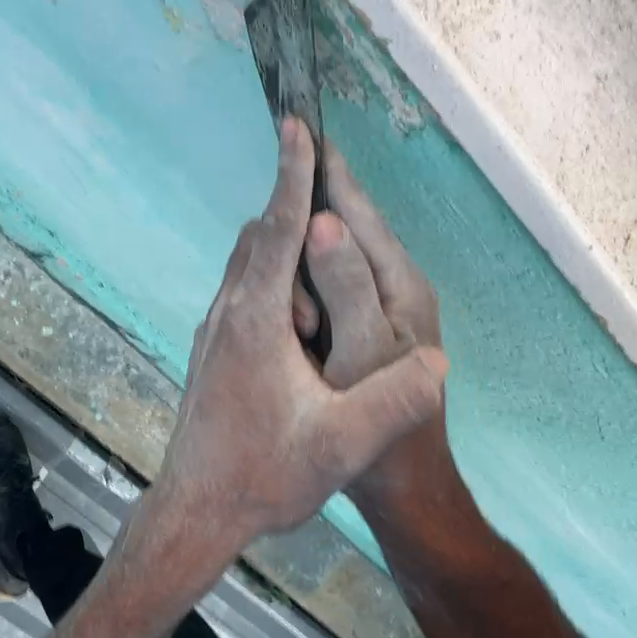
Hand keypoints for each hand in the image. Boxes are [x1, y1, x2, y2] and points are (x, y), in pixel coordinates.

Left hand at [148, 119, 448, 568]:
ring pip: (250, 266)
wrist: (197, 511)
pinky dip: (275, 287)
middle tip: (342, 236)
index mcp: (257, 319)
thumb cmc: (264, 477)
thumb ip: (394, 400)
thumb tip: (439, 363)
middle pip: (263, 239)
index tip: (298, 126)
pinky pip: (244, 292)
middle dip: (301, 221)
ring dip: (289, 263)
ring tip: (328, 308)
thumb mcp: (341, 444)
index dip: (294, 175)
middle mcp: (228, 312)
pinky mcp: (210, 350)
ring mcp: (213, 330)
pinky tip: (304, 331)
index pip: (281, 229)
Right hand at [304, 142, 451, 511]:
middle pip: (345, 229)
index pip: (360, 212)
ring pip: (332, 259)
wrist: (401, 489)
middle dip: (307, 216)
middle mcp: (393, 287)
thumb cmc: (384, 425)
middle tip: (270, 205)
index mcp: (398, 284)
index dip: (330, 171)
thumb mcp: (362, 354)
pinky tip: (277, 283)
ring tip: (268, 245)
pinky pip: (326, 288)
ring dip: (301, 253)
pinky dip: (302, 280)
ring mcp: (377, 309)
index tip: (301, 128)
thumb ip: (347, 288)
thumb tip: (323, 223)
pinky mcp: (360, 331)